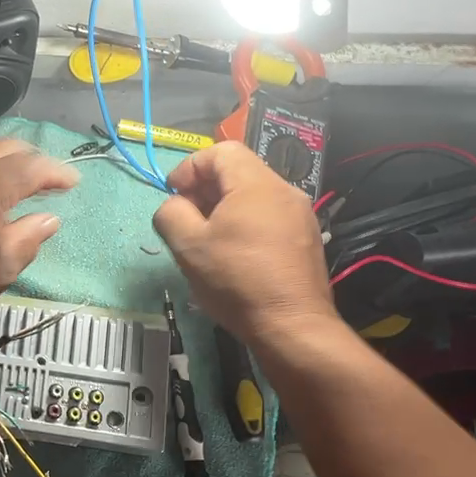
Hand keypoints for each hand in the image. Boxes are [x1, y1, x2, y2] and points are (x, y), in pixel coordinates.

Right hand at [152, 142, 337, 343]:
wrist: (291, 325)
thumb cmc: (236, 280)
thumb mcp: (188, 246)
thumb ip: (170, 213)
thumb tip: (174, 205)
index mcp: (256, 185)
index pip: (220, 151)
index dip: (190, 167)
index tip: (174, 196)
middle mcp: (284, 191)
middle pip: (238, 171)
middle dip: (204, 189)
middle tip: (186, 219)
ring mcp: (299, 215)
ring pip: (252, 194)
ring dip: (223, 207)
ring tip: (206, 240)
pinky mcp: (304, 238)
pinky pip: (267, 215)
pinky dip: (244, 222)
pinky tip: (233, 254)